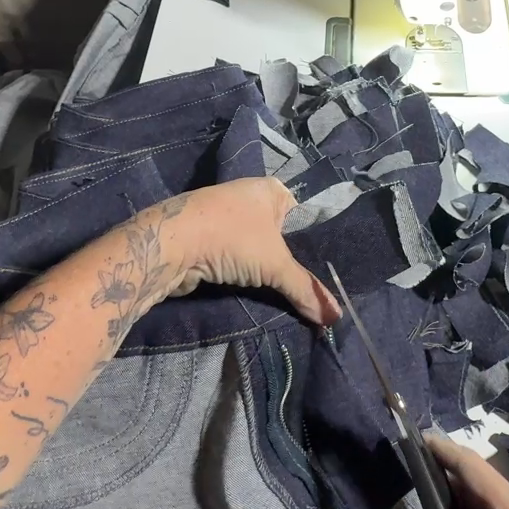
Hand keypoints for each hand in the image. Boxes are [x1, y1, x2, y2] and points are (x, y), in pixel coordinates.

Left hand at [154, 177, 340, 326]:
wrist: (172, 245)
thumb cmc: (231, 238)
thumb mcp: (276, 264)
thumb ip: (305, 289)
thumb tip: (336, 318)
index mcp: (271, 190)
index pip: (306, 219)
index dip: (319, 248)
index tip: (335, 278)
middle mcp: (250, 200)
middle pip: (283, 239)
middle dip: (294, 266)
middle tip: (318, 297)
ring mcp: (228, 221)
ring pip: (260, 253)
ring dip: (270, 275)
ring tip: (297, 302)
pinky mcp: (211, 242)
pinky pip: (240, 262)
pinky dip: (250, 279)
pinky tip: (265, 297)